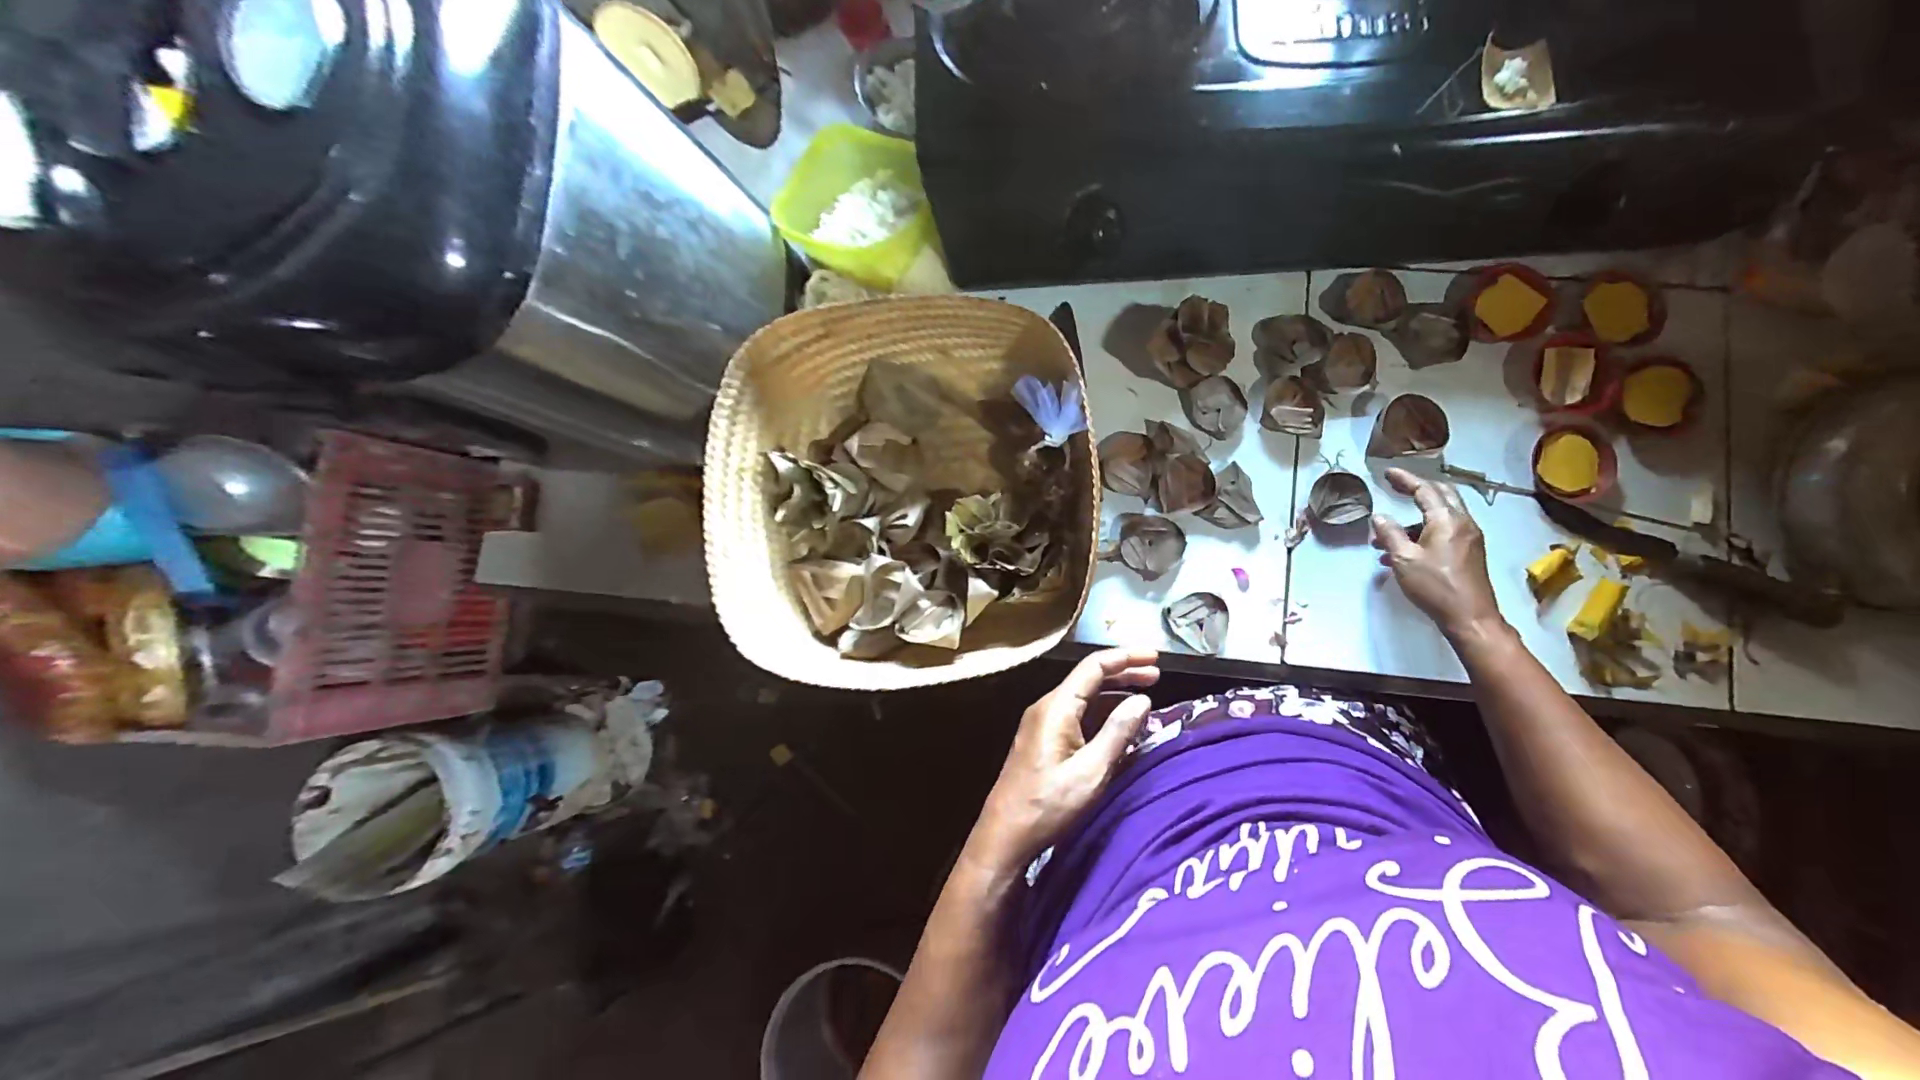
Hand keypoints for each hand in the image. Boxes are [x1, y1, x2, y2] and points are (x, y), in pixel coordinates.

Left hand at [968, 648, 1159, 873]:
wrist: (1005, 834)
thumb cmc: (1048, 805)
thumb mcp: (1092, 771)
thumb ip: (1118, 732)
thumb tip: (1142, 699)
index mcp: (1056, 707)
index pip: (1094, 666)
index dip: (1126, 657)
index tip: (1155, 657)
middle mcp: (1047, 707)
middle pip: (1089, 678)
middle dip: (1123, 673)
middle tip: (1156, 675)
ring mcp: (1042, 723)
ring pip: (1084, 697)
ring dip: (1114, 694)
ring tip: (1146, 698)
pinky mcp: (1043, 740)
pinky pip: (1077, 715)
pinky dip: (1102, 714)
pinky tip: (1121, 724)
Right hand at [1370, 467, 1506, 640]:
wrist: (1470, 617)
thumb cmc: (1435, 586)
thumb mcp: (1404, 559)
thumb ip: (1390, 534)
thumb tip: (1379, 517)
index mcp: (1447, 520)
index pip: (1425, 490)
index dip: (1405, 480)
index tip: (1388, 473)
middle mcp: (1463, 523)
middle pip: (1442, 495)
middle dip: (1418, 489)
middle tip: (1396, 488)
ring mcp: (1469, 538)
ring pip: (1441, 516)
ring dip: (1414, 519)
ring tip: (1386, 535)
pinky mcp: (1469, 552)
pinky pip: (1444, 532)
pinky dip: (1423, 533)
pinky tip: (1402, 552)